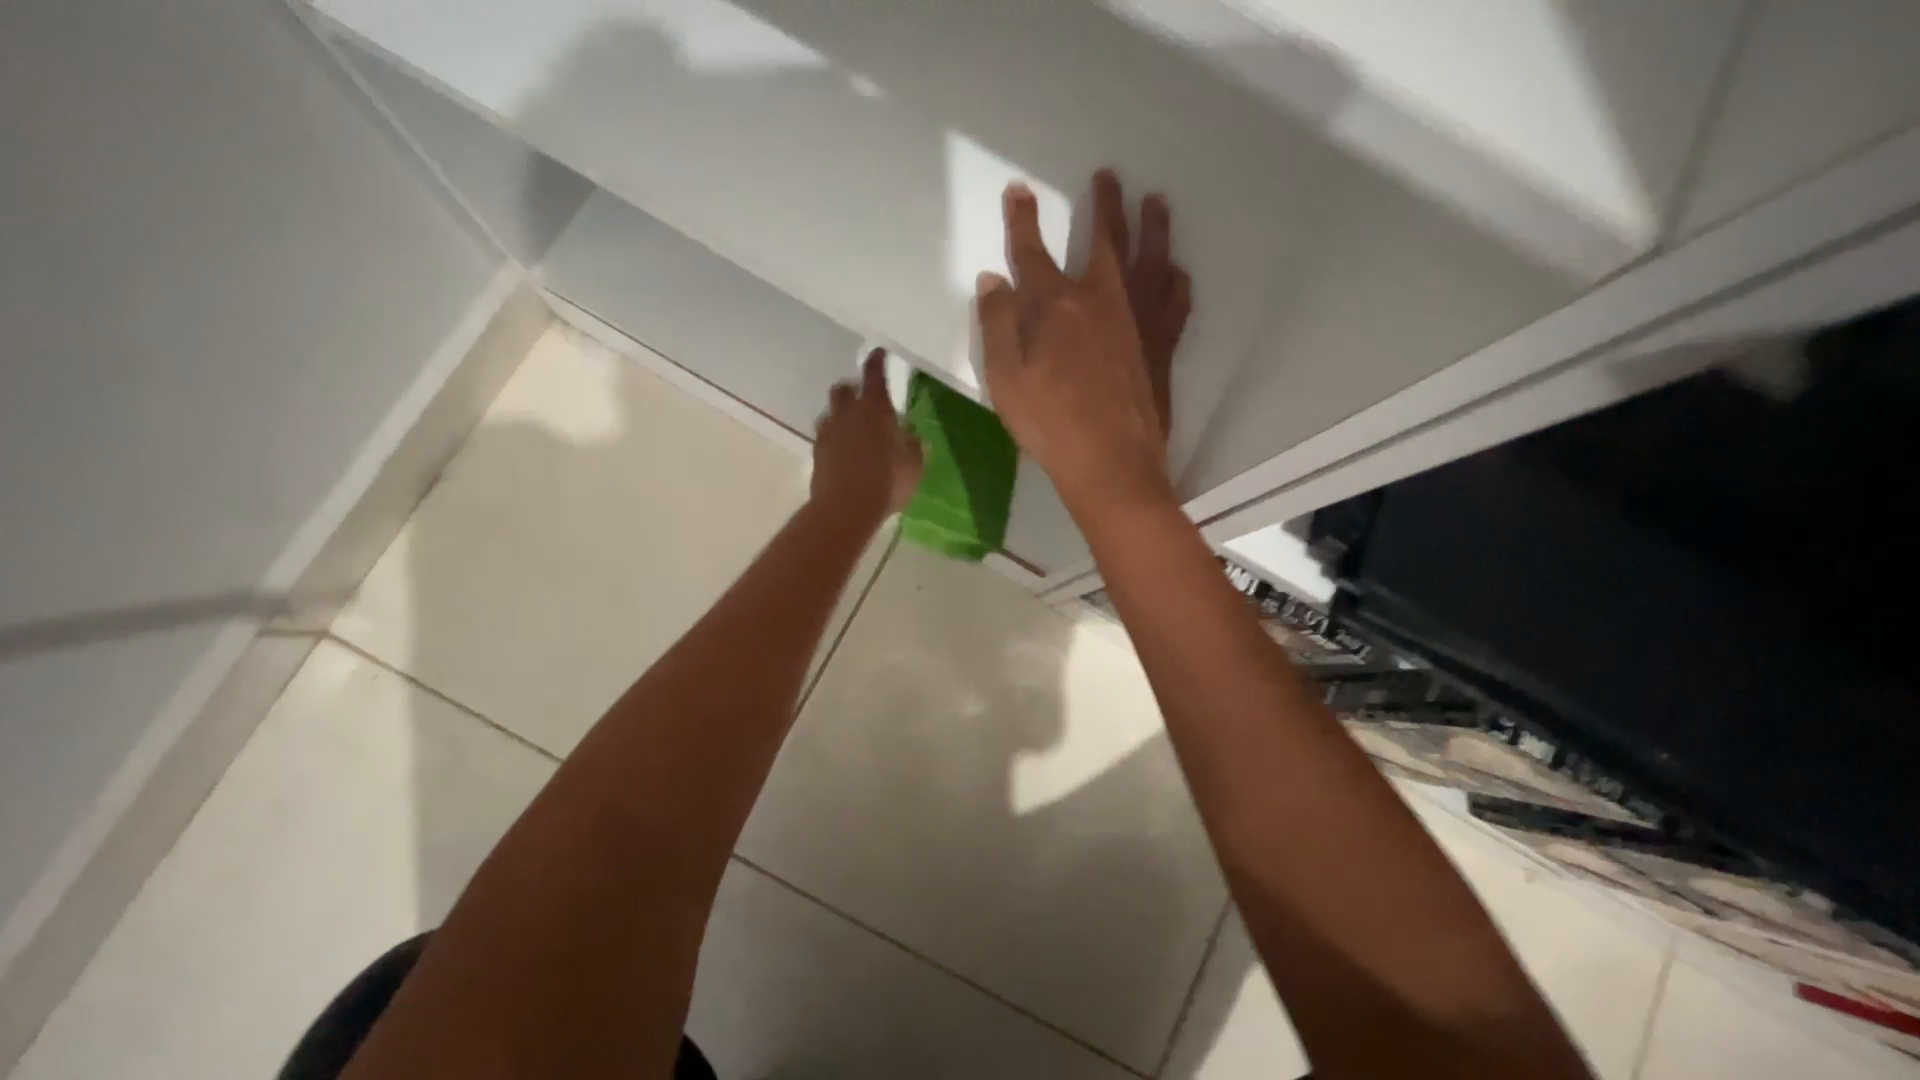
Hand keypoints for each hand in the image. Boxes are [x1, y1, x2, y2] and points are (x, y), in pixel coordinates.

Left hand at [811, 348, 923, 521]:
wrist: (846, 507)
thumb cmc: (887, 481)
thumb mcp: (913, 465)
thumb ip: (913, 446)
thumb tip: (911, 435)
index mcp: (876, 408)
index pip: (874, 374)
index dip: (876, 361)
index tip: (877, 353)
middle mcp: (848, 413)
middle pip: (844, 389)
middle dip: (852, 389)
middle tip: (862, 399)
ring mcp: (828, 432)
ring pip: (830, 412)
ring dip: (840, 415)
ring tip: (851, 428)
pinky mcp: (817, 452)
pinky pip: (825, 436)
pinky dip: (833, 438)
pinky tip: (842, 452)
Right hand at [978, 169, 1190, 514]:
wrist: (1111, 463)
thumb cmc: (1050, 424)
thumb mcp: (1005, 379)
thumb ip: (997, 325)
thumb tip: (994, 280)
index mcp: (1057, 307)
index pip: (1034, 253)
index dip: (1023, 220)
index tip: (1020, 190)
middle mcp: (1103, 301)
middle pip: (1106, 241)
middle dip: (1105, 206)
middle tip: (1108, 176)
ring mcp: (1139, 322)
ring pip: (1150, 261)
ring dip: (1153, 228)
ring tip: (1156, 201)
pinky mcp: (1162, 348)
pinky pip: (1176, 304)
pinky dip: (1177, 283)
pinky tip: (1179, 272)